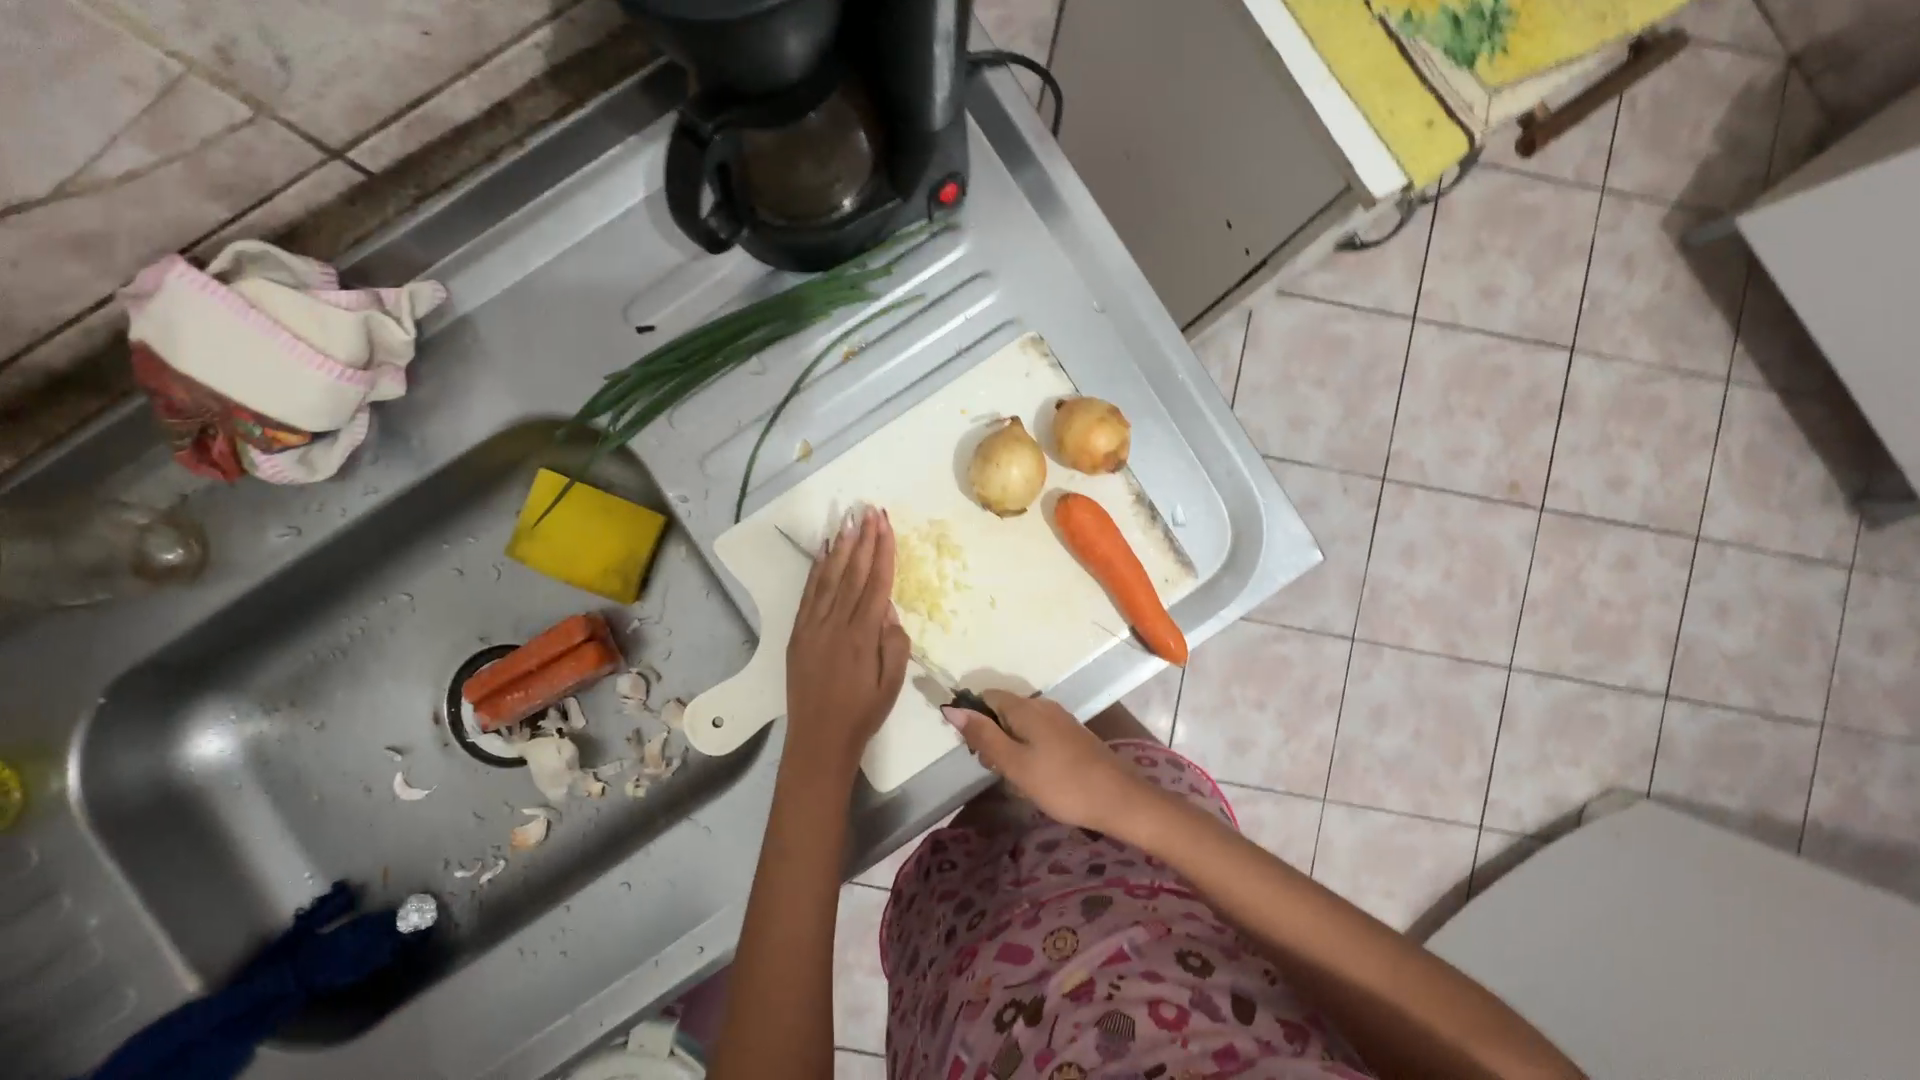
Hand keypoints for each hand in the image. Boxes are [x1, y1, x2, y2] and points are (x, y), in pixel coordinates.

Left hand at [785, 507, 910, 775]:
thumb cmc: (862, 714)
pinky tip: (823, 552)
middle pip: (852, 573)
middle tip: (869, 511)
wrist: (819, 739)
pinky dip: (816, 570)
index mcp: (862, 636)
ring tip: (848, 521)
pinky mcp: (798, 634)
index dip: (882, 551)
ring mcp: (812, 627)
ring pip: (828, 577)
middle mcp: (835, 624)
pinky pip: (808, 594)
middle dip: (863, 540)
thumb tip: (888, 609)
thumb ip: (894, 643)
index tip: (885, 525)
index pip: (875, 583)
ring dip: (840, 547)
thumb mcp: (892, 683)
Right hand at [941, 691, 1156, 832]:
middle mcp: (1043, 706)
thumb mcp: (1014, 764)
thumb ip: (983, 736)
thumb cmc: (1061, 783)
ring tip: (1019, 780)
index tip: (976, 751)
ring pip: (1021, 726)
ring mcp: (1061, 720)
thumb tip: (952, 708)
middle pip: (1004, 711)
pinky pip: (1039, 736)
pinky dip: (1030, 752)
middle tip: (999, 771)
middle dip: (993, 737)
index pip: (987, 697)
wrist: (1119, 799)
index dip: (974, 719)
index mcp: (1026, 708)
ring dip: (1011, 749)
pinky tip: (1038, 778)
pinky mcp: (1073, 736)